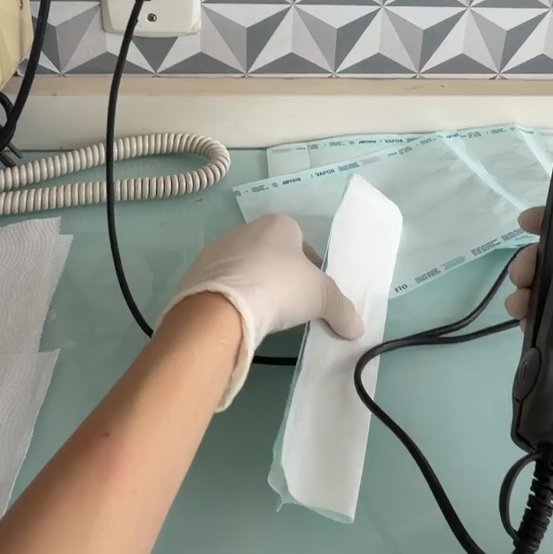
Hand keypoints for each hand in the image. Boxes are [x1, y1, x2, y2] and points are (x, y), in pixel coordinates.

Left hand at [165, 214, 363, 409]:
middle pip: (271, 255)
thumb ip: (342, 309)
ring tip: (262, 315)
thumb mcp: (323, 298)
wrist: (223, 307)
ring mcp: (217, 250)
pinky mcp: (195, 274)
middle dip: (281, 277)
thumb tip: (357, 328)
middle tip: (289, 306)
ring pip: (244, 269)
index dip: (311, 269)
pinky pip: (221, 286)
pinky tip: (237, 320)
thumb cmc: (281, 287)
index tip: (313, 294)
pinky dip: (231, 299)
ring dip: (254, 287)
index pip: (302, 244)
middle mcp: (246, 230)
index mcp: (279, 225)